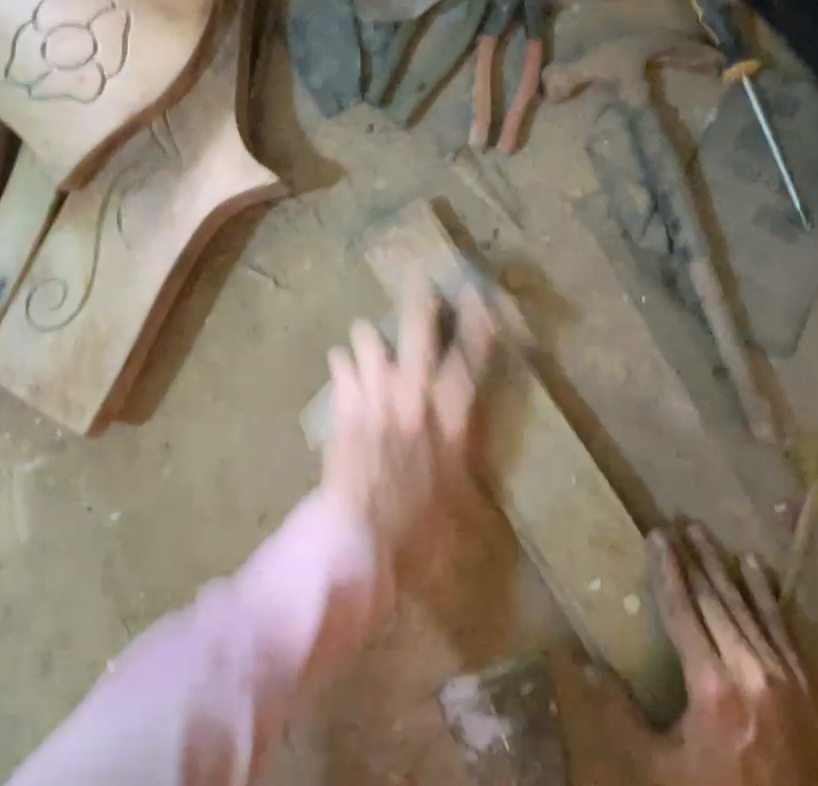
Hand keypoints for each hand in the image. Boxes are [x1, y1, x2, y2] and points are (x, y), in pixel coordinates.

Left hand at [320, 278, 496, 554]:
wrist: (362, 541)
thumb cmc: (416, 529)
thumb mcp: (456, 498)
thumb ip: (460, 461)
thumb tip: (465, 439)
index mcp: (449, 425)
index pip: (468, 366)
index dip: (476, 330)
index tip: (479, 298)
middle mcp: (414, 406)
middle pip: (419, 343)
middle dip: (420, 307)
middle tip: (418, 276)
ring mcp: (376, 407)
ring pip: (373, 351)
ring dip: (369, 339)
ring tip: (364, 329)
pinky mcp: (345, 416)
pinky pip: (343, 375)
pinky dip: (342, 365)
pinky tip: (338, 359)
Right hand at [558, 521, 817, 784]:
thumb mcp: (659, 768)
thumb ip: (622, 716)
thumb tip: (584, 666)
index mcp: (711, 685)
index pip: (683, 612)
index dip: (667, 572)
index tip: (656, 537)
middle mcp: (749, 668)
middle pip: (717, 600)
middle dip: (696, 559)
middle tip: (679, 524)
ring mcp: (784, 674)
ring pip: (750, 606)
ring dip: (726, 567)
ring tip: (707, 535)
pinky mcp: (808, 686)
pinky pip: (784, 627)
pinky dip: (768, 595)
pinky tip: (758, 569)